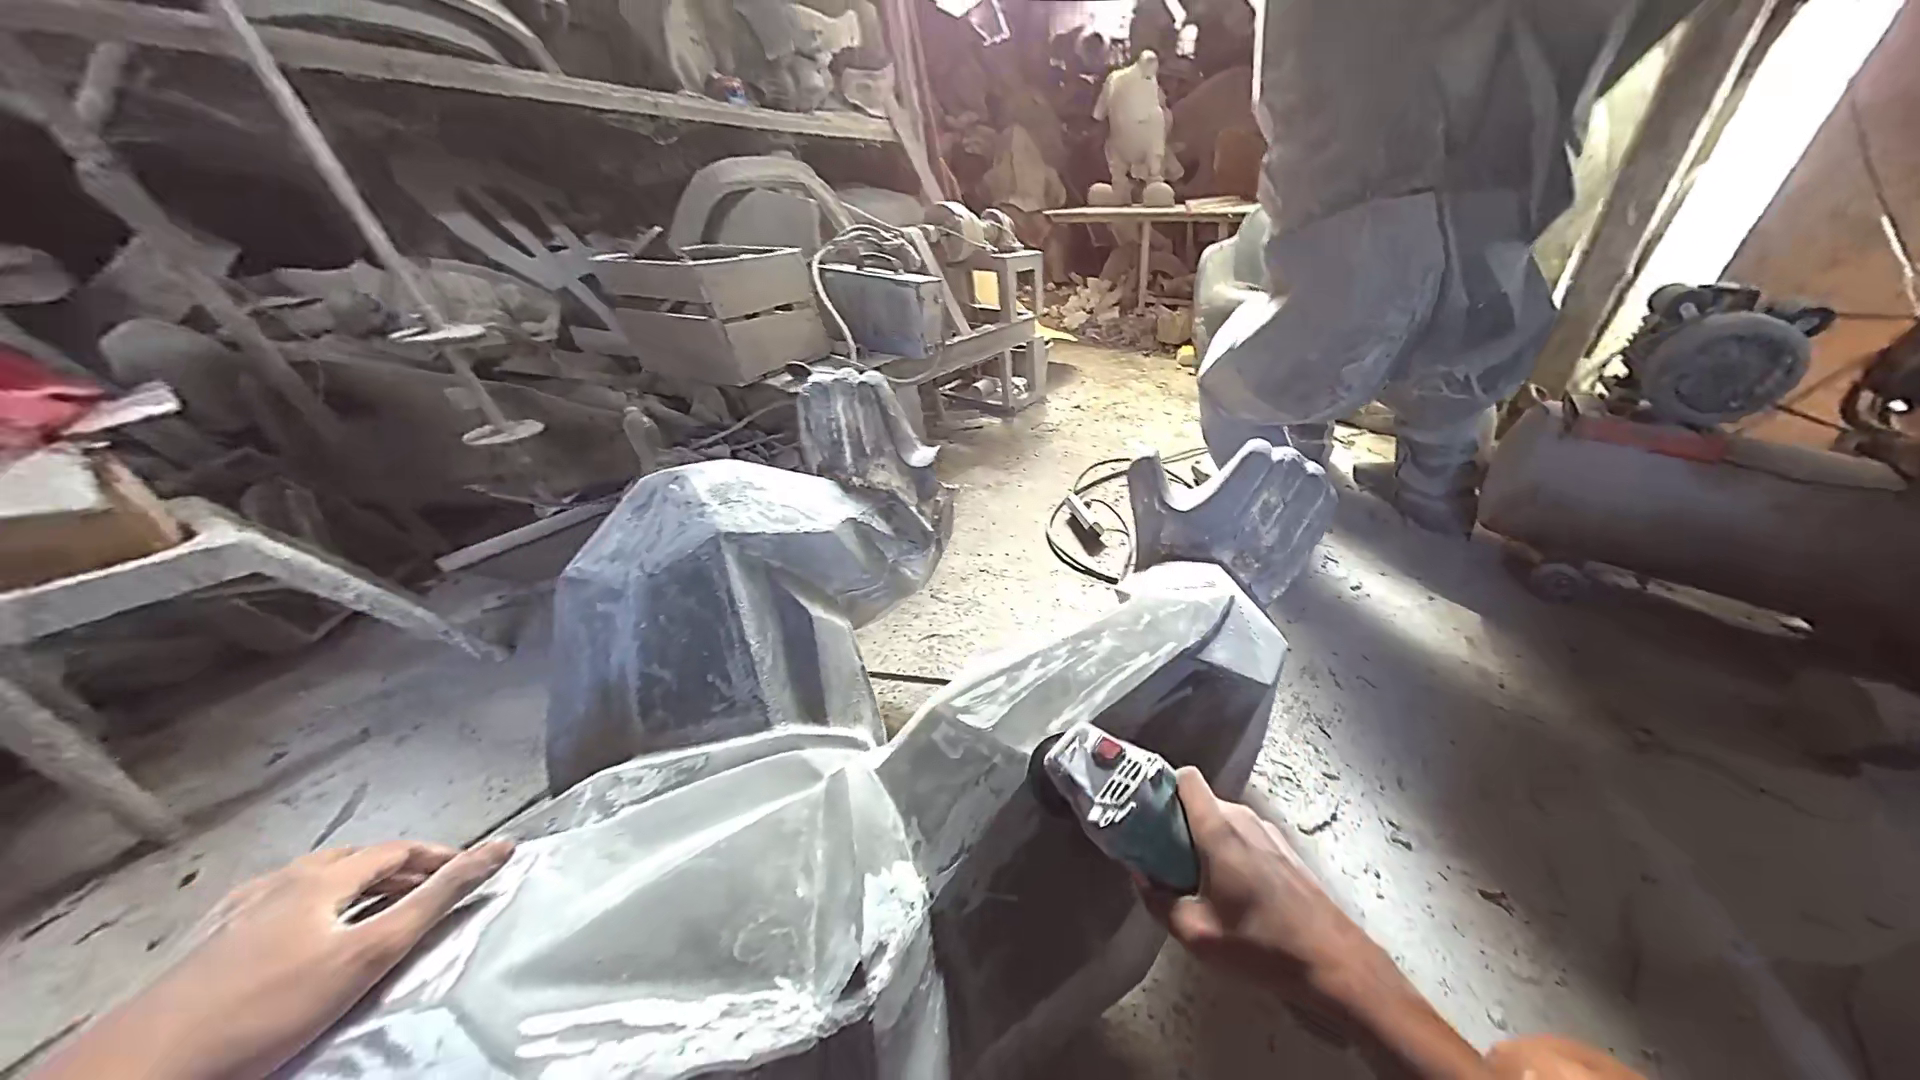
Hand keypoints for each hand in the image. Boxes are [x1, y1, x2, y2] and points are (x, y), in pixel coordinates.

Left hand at [35, 839, 513, 1079]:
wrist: (139, 1073)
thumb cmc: (268, 1009)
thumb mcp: (372, 951)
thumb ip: (440, 896)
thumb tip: (504, 847)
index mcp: (321, 878)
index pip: (396, 849)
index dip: (438, 855)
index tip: (467, 869)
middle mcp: (279, 883)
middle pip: (353, 860)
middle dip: (397, 868)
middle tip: (427, 889)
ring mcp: (234, 915)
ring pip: (309, 882)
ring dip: (352, 886)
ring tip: (373, 908)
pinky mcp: (202, 949)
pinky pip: (270, 908)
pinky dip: (305, 907)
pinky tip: (295, 932)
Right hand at [1140, 768, 1378, 1004]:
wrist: (1339, 968)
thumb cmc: (1265, 948)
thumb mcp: (1197, 935)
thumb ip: (1159, 901)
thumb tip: (1141, 878)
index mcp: (1220, 831)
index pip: (1186, 778)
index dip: (1162, 786)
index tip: (1145, 809)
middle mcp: (1245, 821)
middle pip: (1201, 801)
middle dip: (1178, 821)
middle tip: (1163, 854)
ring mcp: (1269, 833)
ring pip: (1223, 818)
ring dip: (1204, 837)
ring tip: (1196, 875)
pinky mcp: (1286, 851)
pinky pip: (1245, 834)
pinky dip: (1229, 849)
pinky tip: (1231, 888)